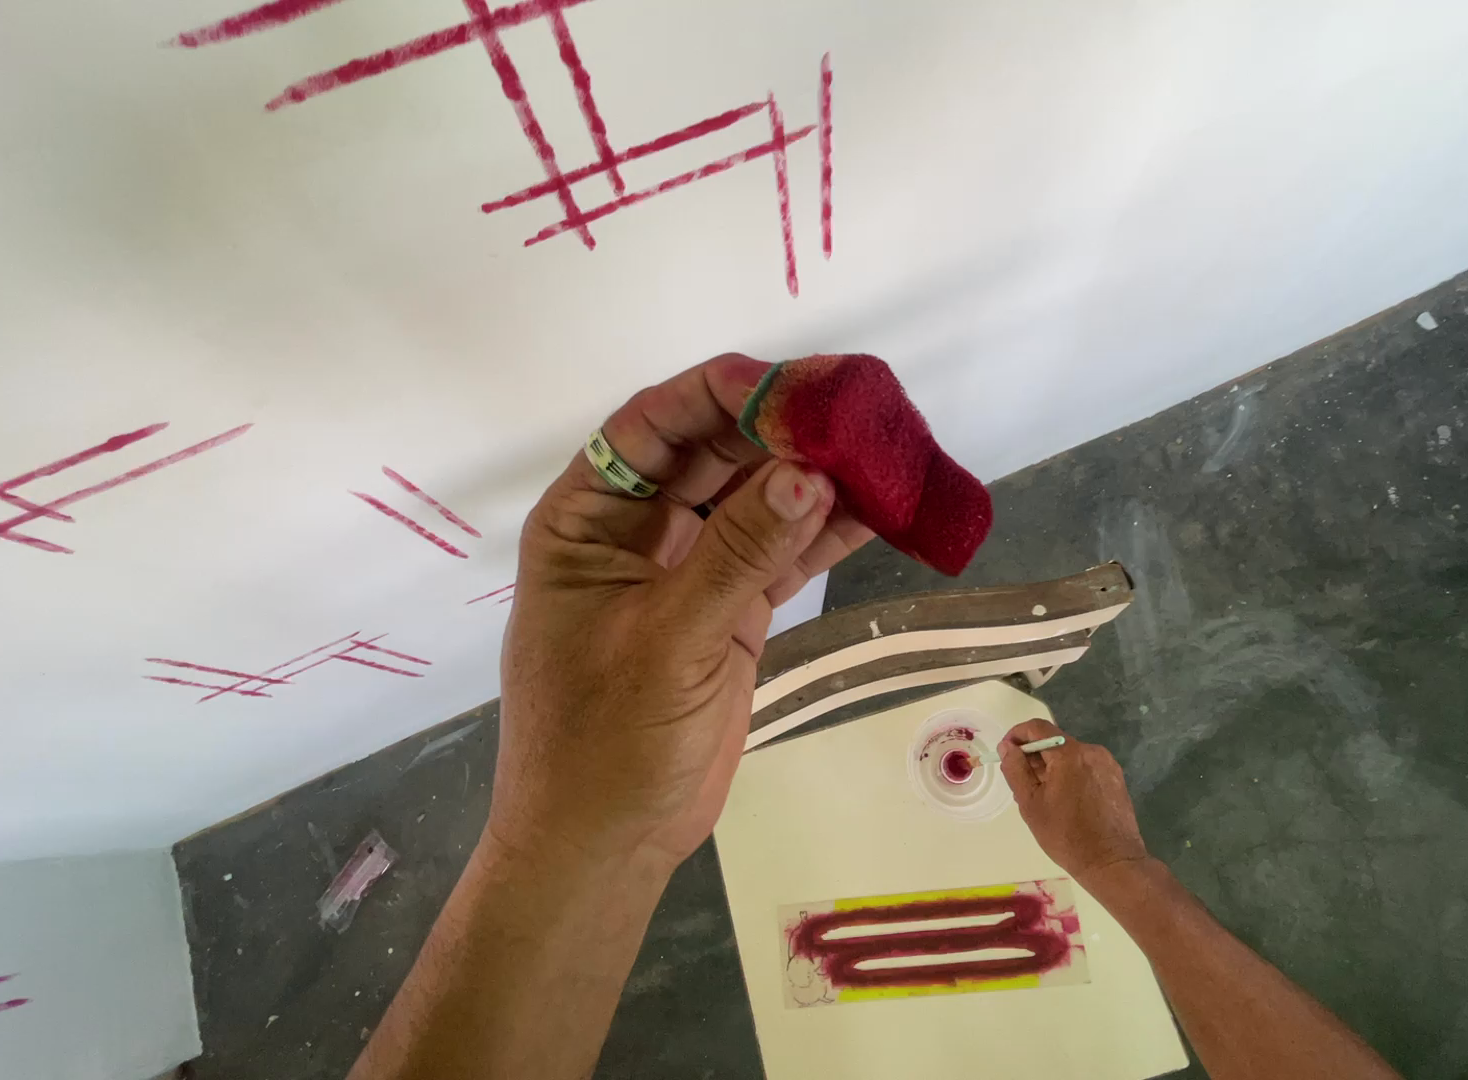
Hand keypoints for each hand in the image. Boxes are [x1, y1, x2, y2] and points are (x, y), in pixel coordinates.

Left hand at [486, 354, 874, 871]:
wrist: (609, 843)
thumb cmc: (605, 742)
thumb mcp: (669, 640)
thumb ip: (738, 554)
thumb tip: (810, 473)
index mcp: (587, 520)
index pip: (652, 427)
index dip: (717, 393)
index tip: (790, 383)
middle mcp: (636, 531)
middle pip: (713, 454)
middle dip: (779, 431)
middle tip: (856, 412)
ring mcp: (688, 569)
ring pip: (754, 502)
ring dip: (811, 480)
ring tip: (880, 454)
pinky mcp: (729, 610)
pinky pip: (779, 556)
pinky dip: (822, 535)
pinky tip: (875, 513)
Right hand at [998, 718, 1149, 876]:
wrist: (1113, 864)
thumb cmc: (1066, 835)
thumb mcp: (1030, 803)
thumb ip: (1015, 768)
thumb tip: (1007, 746)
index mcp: (1070, 754)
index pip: (1037, 728)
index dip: (1017, 735)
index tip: (1006, 753)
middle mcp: (1091, 752)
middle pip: (1054, 742)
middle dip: (1034, 756)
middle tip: (1023, 783)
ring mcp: (1106, 765)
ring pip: (1069, 755)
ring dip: (1052, 768)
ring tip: (1044, 797)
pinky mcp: (1115, 779)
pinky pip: (1084, 767)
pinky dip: (1069, 775)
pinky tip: (1065, 801)